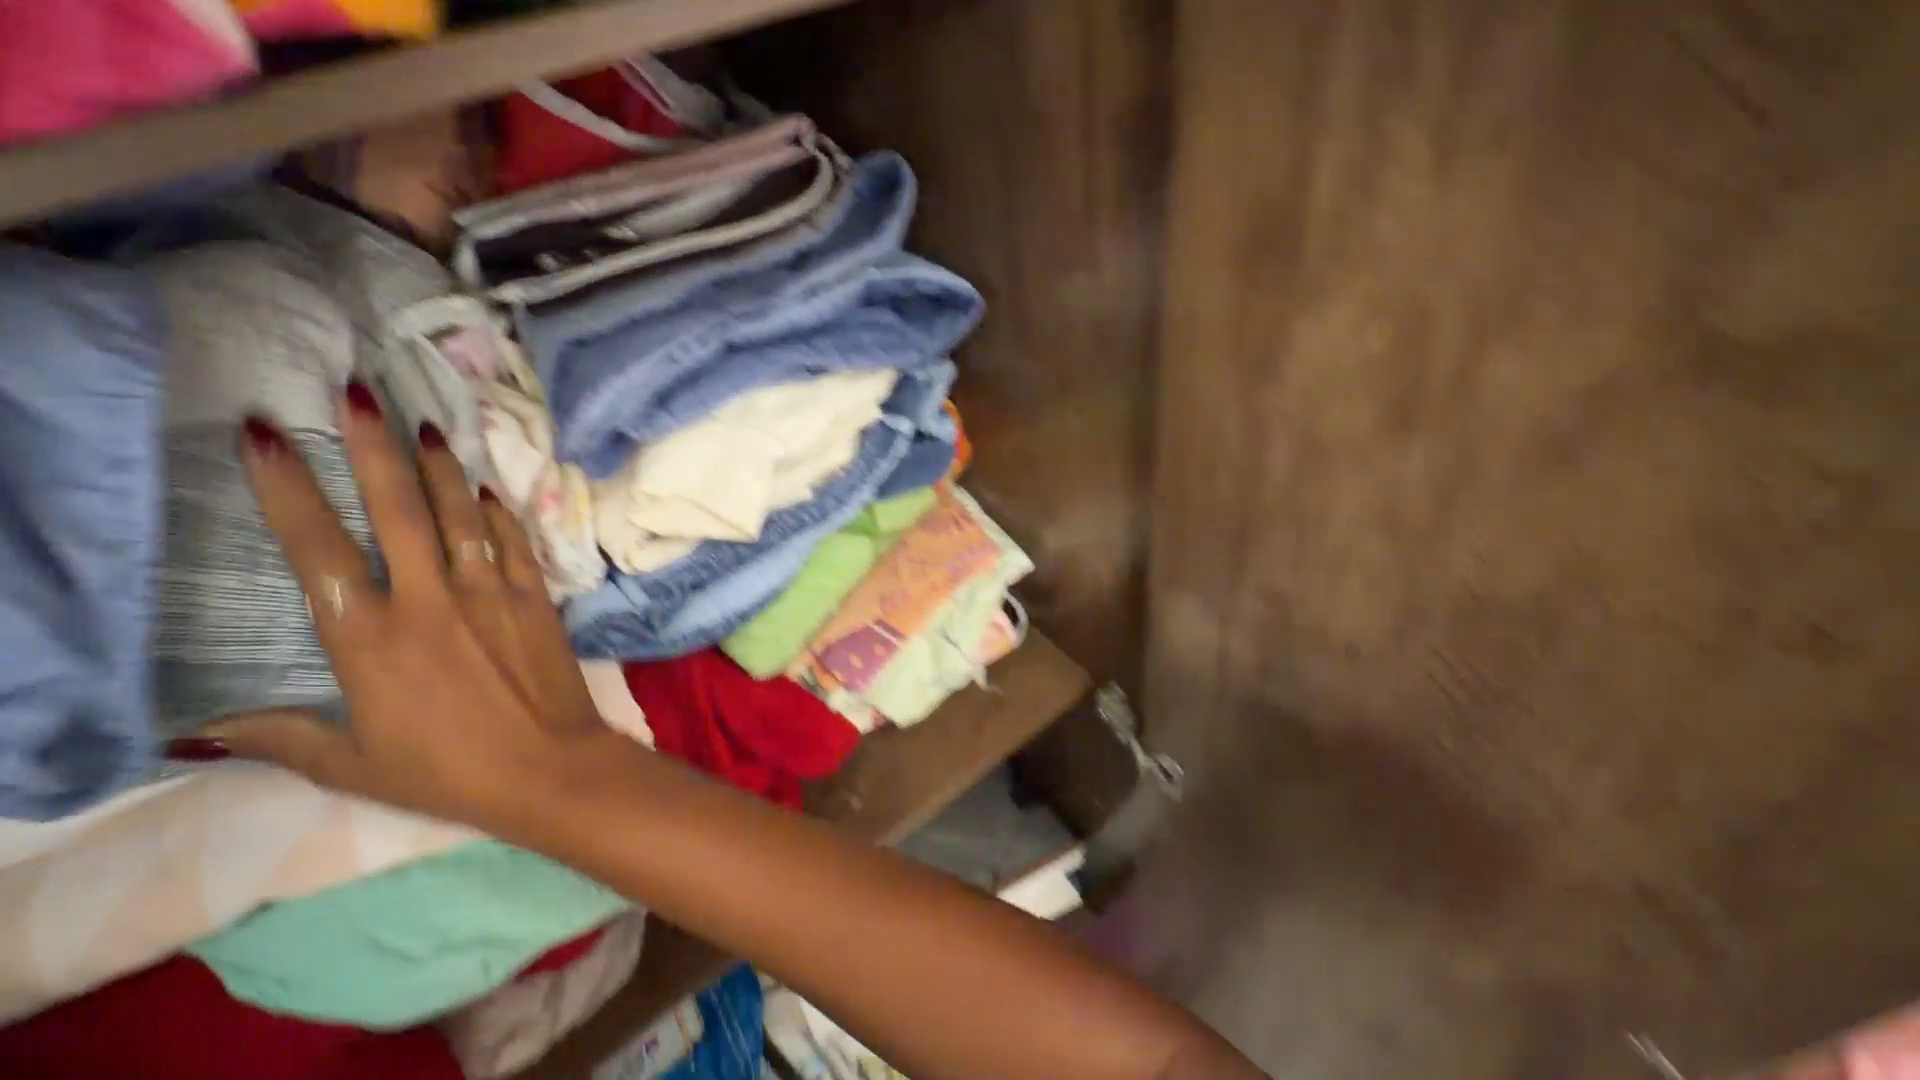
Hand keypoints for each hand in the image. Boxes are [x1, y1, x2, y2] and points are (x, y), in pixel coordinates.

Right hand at [187, 381, 623, 829]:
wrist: (552, 770)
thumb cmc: (448, 774)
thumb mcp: (352, 765)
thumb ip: (280, 738)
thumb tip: (201, 727)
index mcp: (370, 637)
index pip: (317, 548)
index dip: (287, 487)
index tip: (266, 433)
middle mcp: (429, 599)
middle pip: (397, 507)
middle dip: (374, 446)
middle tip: (357, 392)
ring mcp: (489, 591)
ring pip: (461, 512)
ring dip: (441, 466)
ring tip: (424, 422)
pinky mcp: (535, 597)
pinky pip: (512, 541)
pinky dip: (498, 511)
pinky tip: (488, 486)